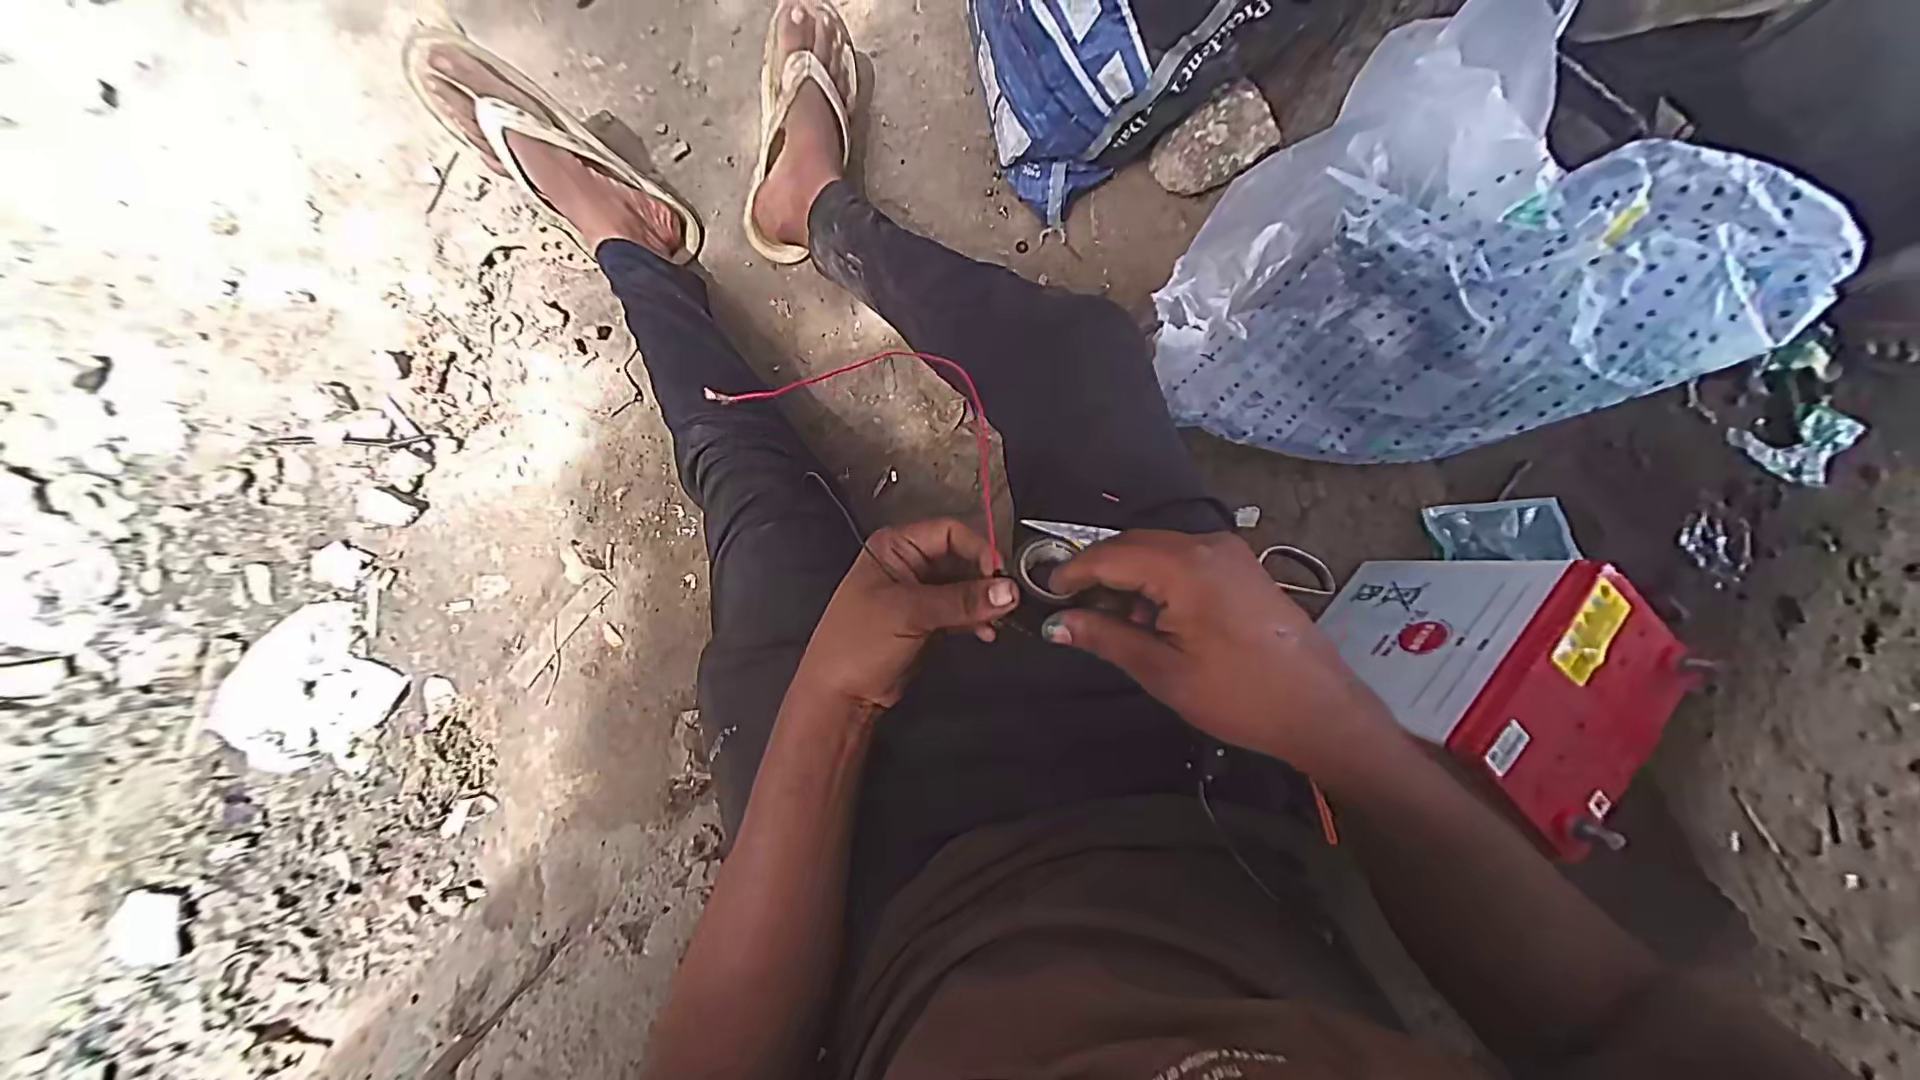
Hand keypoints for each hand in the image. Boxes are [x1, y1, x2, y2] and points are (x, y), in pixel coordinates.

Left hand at [792, 518, 1019, 714]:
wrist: (840, 696)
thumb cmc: (855, 644)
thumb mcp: (910, 613)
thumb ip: (961, 600)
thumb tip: (1006, 590)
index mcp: (894, 547)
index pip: (949, 533)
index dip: (978, 549)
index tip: (1000, 573)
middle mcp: (907, 564)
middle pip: (961, 558)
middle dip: (985, 578)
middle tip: (1005, 598)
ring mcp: (918, 593)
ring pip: (964, 586)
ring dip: (983, 602)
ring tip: (998, 618)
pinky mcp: (927, 620)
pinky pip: (961, 611)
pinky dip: (976, 619)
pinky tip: (987, 632)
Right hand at [1044, 530, 1383, 764]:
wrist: (1321, 711)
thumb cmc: (1241, 696)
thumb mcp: (1163, 672)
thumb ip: (1105, 638)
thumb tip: (1057, 624)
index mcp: (1187, 567)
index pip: (1111, 555)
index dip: (1073, 572)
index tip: (1048, 593)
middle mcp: (1208, 545)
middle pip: (1133, 544)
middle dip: (1099, 573)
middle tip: (1076, 610)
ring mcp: (1229, 552)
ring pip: (1157, 550)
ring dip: (1128, 577)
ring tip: (1116, 622)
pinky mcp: (1240, 566)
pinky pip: (1182, 559)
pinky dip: (1156, 579)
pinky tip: (1154, 617)